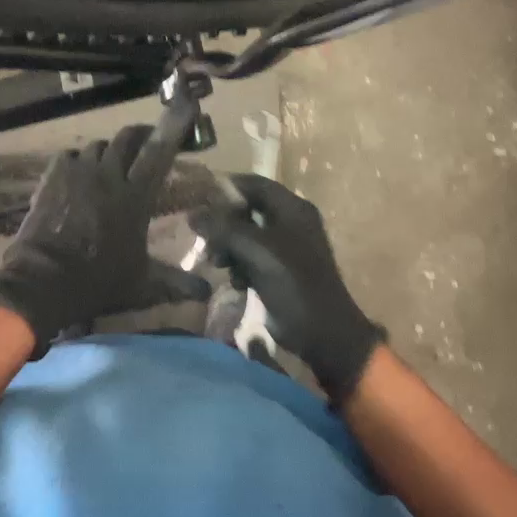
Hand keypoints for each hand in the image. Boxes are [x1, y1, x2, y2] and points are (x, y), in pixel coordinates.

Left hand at [0, 103, 210, 355]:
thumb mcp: (143, 285)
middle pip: (128, 138)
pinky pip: (70, 156)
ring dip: (109, 151)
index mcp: (135, 197)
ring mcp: (77, 174)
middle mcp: (108, 176)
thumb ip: (177, 283)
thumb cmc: (98, 283)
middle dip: (141, 135)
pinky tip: (80, 174)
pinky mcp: (51, 178)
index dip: (175, 125)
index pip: (160, 152)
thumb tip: (209, 292)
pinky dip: (79, 160)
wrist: (41, 284)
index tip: (188, 102)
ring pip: (98, 146)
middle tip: (147, 142)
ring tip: (111, 165)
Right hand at [189, 174, 382, 400]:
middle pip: (248, 211)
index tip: (197, 197)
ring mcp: (288, 248)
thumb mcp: (256, 251)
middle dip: (224, 224)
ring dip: (229, 248)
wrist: (323, 332)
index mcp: (293, 209)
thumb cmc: (293, 284)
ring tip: (217, 264)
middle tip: (204, 238)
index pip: (255, 184)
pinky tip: (235, 282)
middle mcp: (292, 222)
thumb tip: (192, 214)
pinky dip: (240, 266)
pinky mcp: (281, 271)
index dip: (226, 187)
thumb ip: (224, 228)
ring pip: (247, 236)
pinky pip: (253, 258)